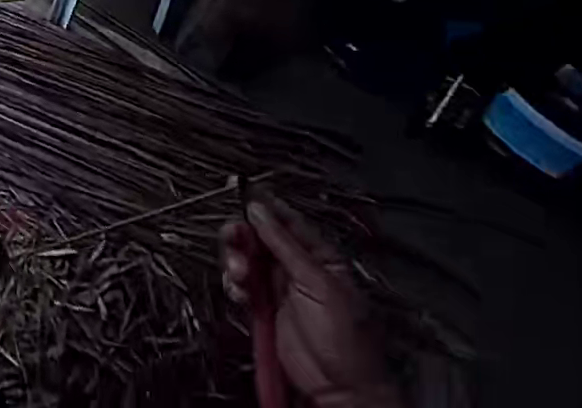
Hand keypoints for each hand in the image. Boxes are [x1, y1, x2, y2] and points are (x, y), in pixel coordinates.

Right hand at [222, 197, 398, 407]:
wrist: (340, 392)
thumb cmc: (348, 343)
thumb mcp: (318, 284)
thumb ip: (285, 246)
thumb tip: (260, 211)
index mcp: (319, 257)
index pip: (287, 221)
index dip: (265, 207)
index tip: (244, 194)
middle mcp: (297, 268)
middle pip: (260, 237)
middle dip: (243, 235)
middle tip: (235, 236)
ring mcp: (280, 288)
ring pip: (246, 258)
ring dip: (236, 260)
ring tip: (239, 272)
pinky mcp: (264, 308)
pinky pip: (240, 284)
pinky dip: (234, 283)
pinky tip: (238, 290)